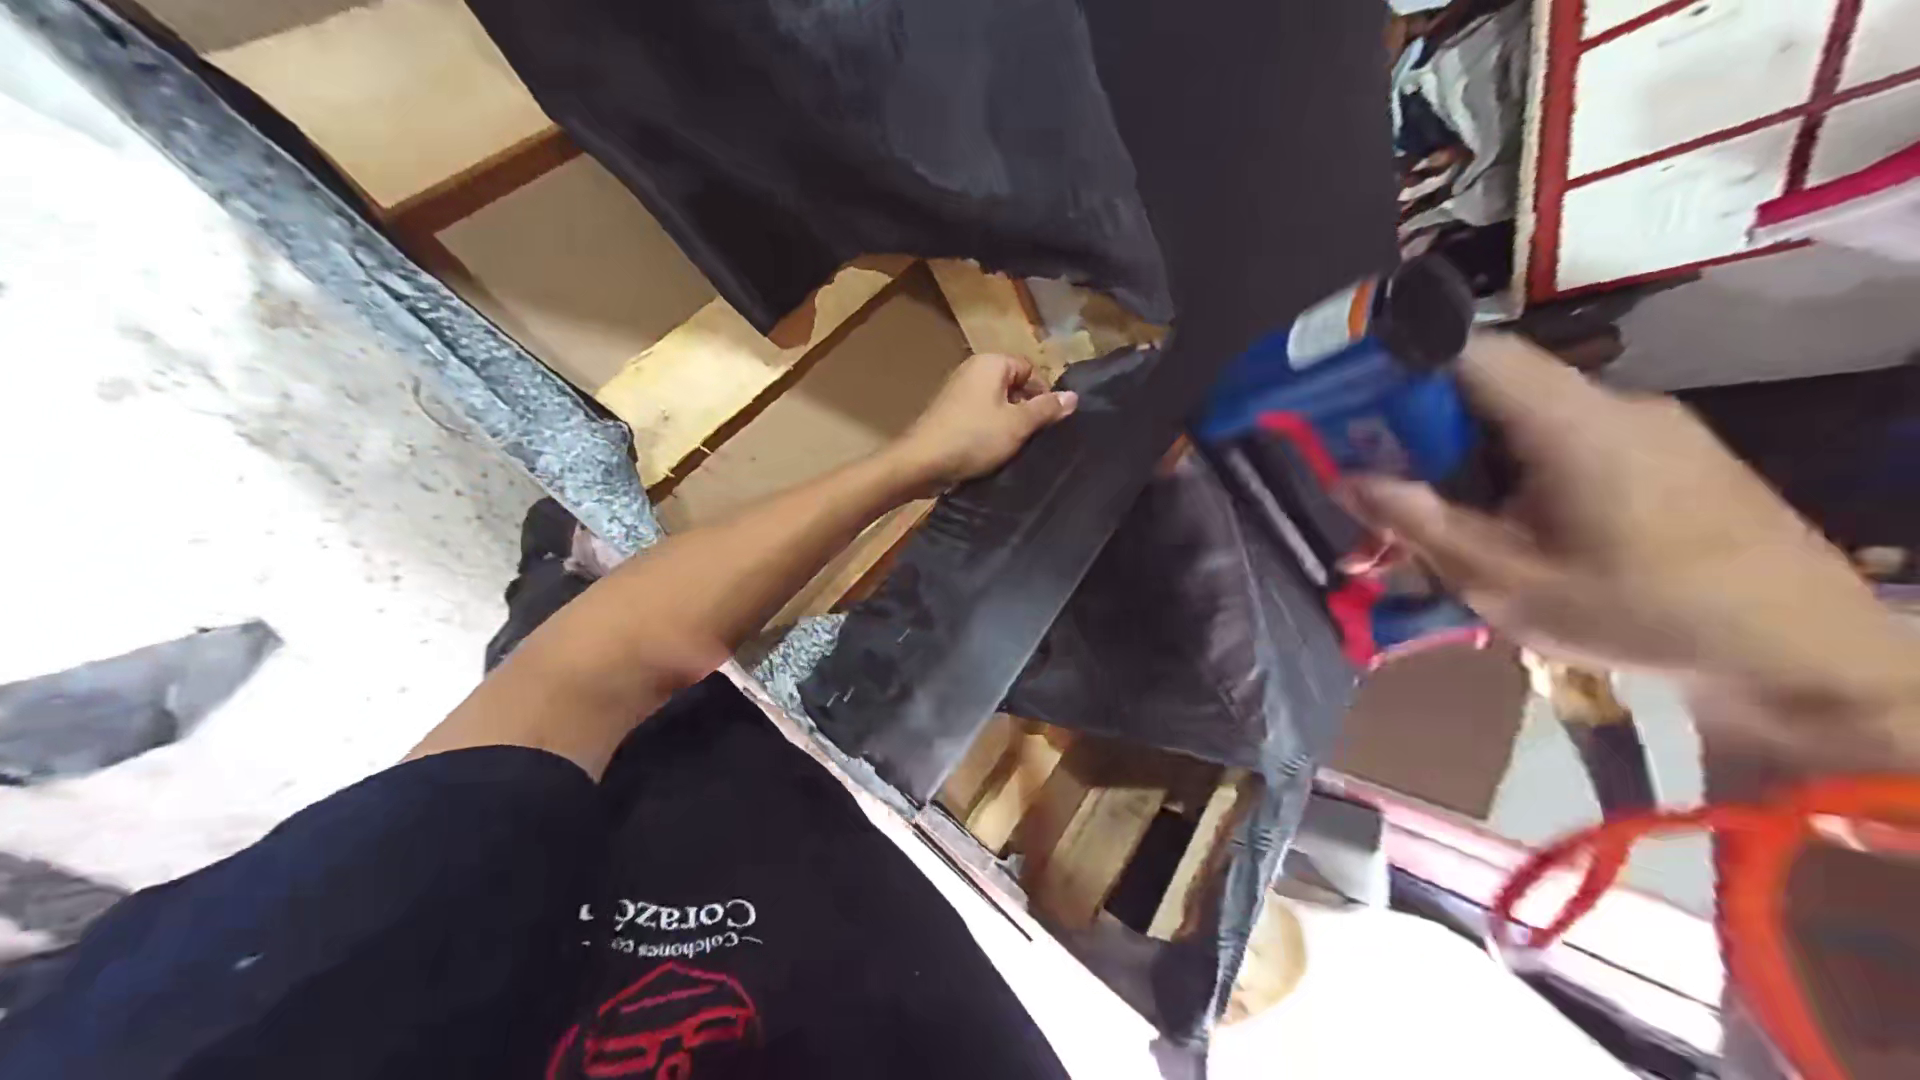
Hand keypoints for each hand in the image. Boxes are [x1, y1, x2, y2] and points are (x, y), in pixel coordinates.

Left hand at [885, 352, 1077, 495]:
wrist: (922, 463)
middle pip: (1013, 386)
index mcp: (990, 363)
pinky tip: (994, 452)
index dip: (1043, 394)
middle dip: (1026, 410)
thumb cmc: (974, 437)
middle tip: (1036, 437)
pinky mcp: (948, 415)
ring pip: (996, 404)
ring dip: (1009, 424)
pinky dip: (989, 431)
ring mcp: (957, 393)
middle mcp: (972, 371)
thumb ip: (1046, 409)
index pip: (1029, 369)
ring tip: (1017, 447)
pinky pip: (979, 418)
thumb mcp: (1018, 424)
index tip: (1050, 422)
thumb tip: (1073, 397)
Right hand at [1341, 334, 1919, 751]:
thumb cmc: (1639, 615)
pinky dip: (1515, 470)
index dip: (1403, 367)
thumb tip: (1346, 481)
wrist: (1804, 657)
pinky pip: (1566, 442)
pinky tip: (1511, 527)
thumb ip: (1418, 523)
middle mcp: (1614, 406)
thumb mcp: (1502, 580)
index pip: (1473, 353)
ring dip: (1469, 458)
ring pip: (1526, 421)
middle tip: (1385, 485)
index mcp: (1574, 424)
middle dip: (1424, 431)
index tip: (1355, 407)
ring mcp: (1650, 428)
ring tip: (1444, 522)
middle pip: (1492, 390)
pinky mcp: (1669, 455)